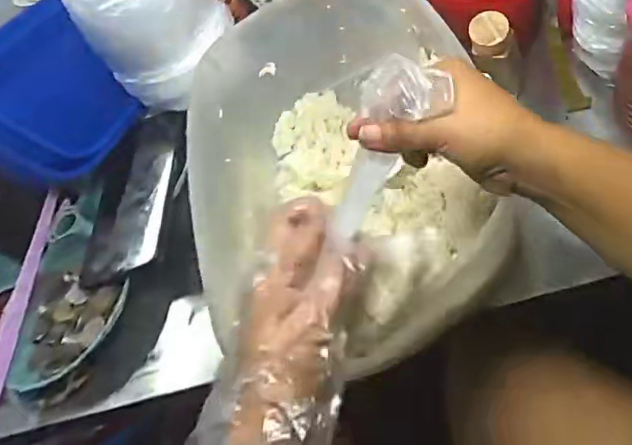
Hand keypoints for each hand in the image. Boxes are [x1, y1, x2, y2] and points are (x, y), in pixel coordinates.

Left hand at [220, 199, 355, 444]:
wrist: (265, 427)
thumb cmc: (284, 368)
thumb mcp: (314, 319)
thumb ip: (335, 275)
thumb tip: (358, 238)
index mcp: (272, 272)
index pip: (291, 219)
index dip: (320, 208)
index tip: (351, 212)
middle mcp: (273, 279)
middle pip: (301, 237)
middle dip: (333, 230)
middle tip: (363, 234)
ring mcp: (282, 301)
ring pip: (312, 260)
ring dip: (339, 254)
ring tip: (366, 258)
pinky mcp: (294, 322)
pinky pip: (318, 285)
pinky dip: (338, 278)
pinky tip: (356, 286)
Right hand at [348, 59, 544, 195]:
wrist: (530, 159)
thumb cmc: (488, 134)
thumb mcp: (441, 132)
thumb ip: (400, 133)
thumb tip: (359, 132)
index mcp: (447, 71)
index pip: (401, 82)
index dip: (379, 105)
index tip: (358, 129)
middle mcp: (450, 84)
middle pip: (407, 103)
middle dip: (392, 125)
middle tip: (373, 147)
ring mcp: (457, 109)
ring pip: (417, 122)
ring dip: (407, 141)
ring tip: (409, 159)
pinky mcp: (461, 132)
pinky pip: (430, 135)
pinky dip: (421, 147)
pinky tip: (420, 162)